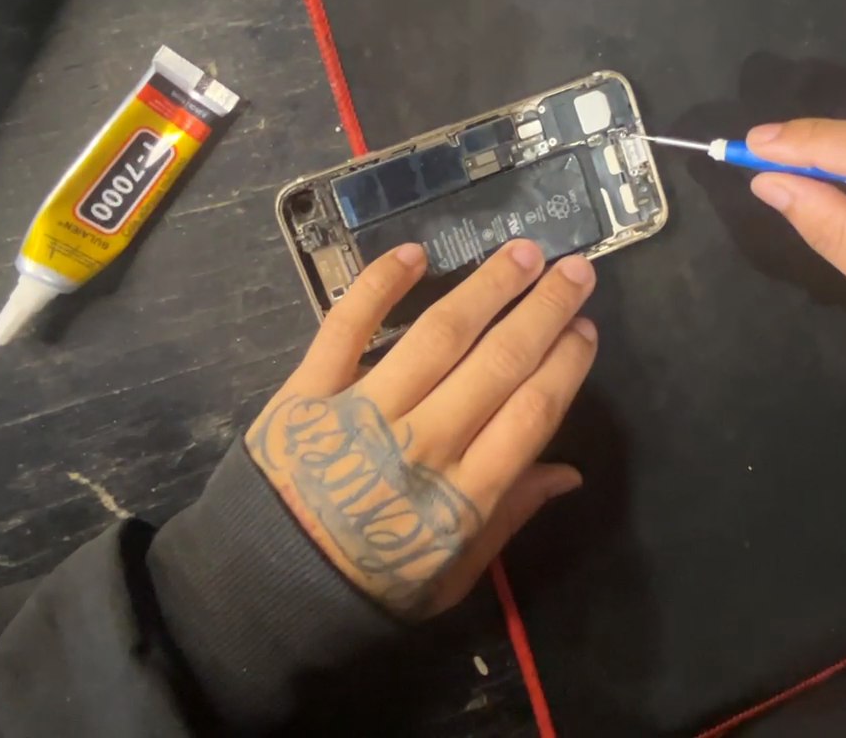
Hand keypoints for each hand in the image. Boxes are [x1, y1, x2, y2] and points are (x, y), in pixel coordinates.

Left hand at [247, 240, 594, 616]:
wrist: (260, 593)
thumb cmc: (368, 587)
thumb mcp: (452, 576)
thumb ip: (510, 517)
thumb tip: (568, 472)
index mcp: (462, 497)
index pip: (531, 412)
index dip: (566, 363)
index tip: (586, 328)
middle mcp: (421, 444)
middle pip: (498, 363)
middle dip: (544, 311)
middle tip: (575, 270)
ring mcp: (362, 411)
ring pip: (438, 334)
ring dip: (487, 287)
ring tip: (523, 253)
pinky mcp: (308, 390)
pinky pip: (348, 326)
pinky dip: (380, 285)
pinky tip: (415, 254)